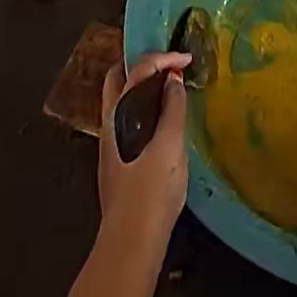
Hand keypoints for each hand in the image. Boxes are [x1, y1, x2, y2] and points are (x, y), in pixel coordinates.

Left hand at [97, 51, 191, 233]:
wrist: (132, 238)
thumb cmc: (152, 188)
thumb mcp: (170, 144)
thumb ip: (172, 108)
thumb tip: (173, 78)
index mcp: (119, 112)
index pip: (138, 69)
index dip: (163, 58)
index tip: (186, 59)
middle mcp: (110, 120)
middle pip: (119, 77)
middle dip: (143, 64)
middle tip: (170, 64)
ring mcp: (111, 139)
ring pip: (122, 97)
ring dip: (143, 84)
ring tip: (171, 85)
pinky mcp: (118, 155)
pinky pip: (128, 114)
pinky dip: (144, 103)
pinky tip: (162, 116)